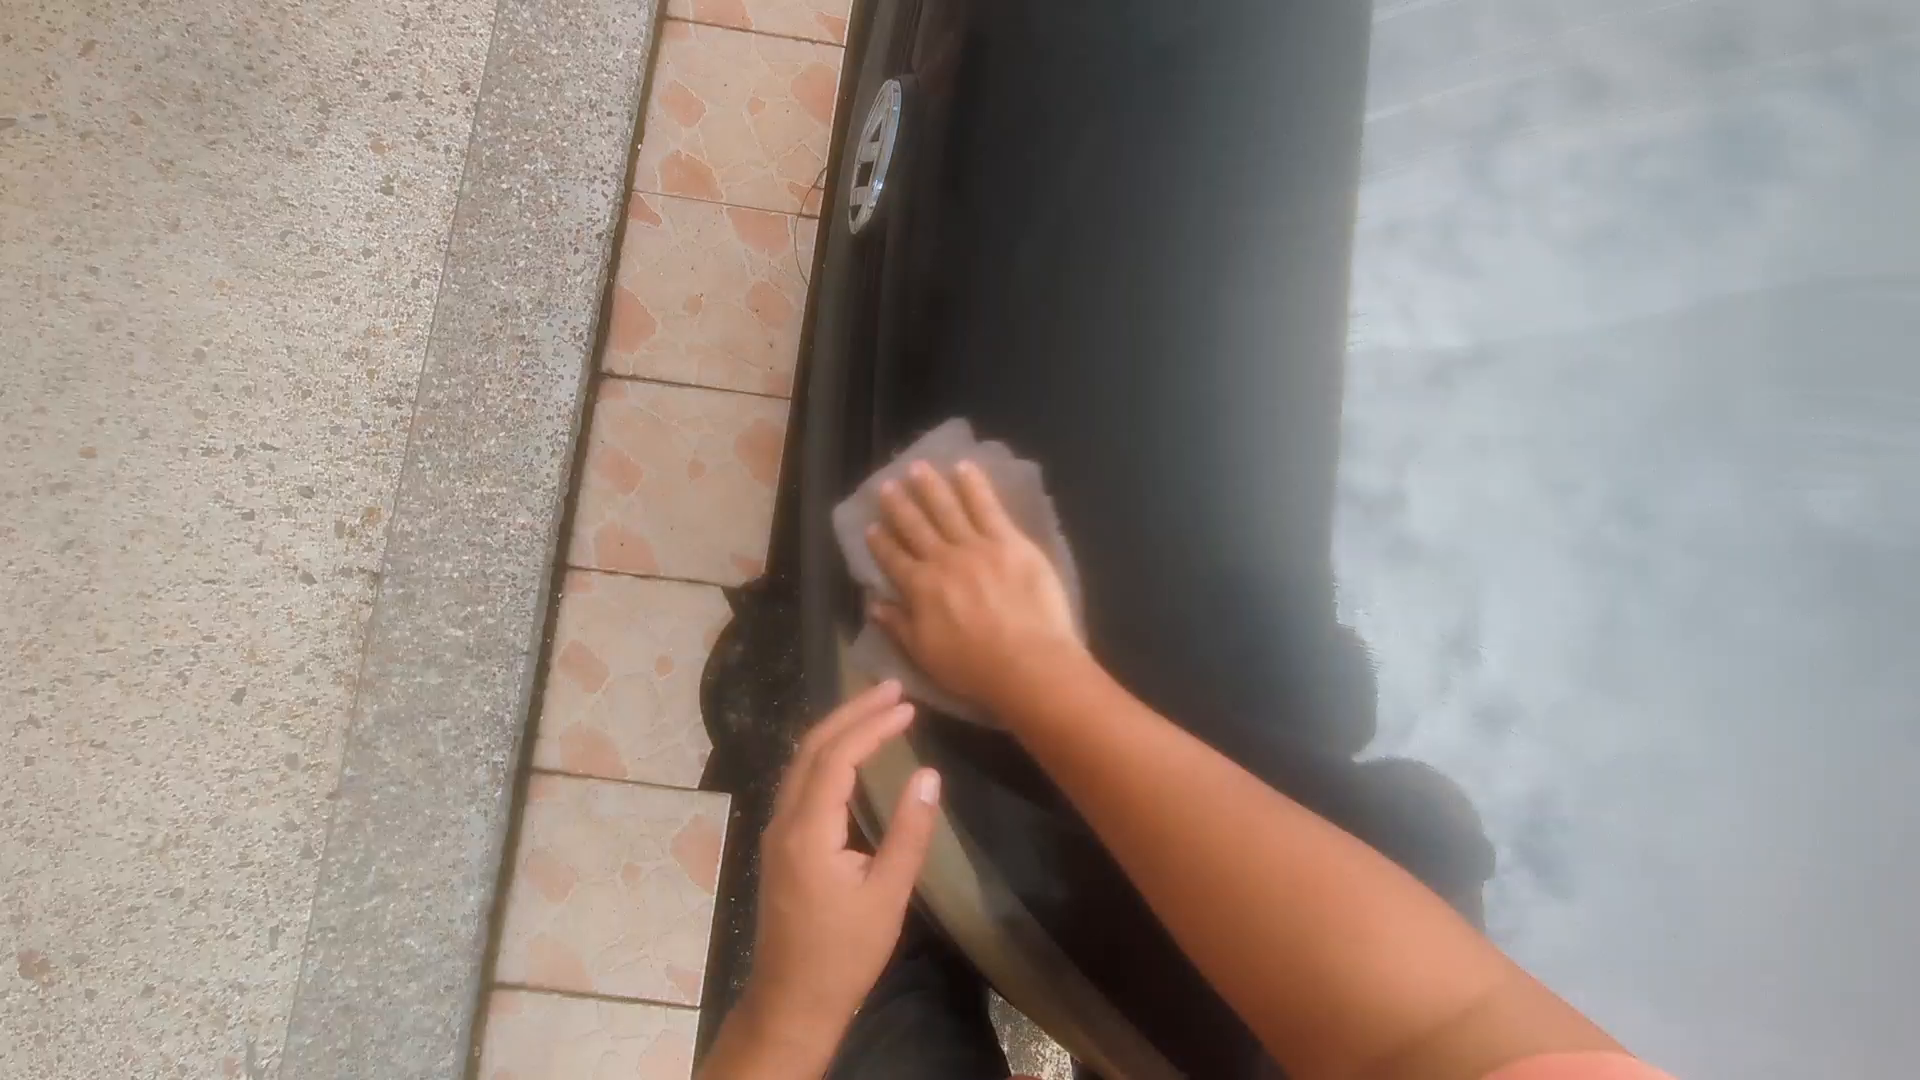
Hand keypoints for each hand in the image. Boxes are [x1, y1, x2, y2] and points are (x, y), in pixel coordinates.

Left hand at [737, 680, 941, 1068]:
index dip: (872, 725)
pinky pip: (801, 778)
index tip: (907, 705)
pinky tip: (850, 751)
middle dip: (852, 711)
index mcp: (807, 829)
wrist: (790, 1002)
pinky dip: (828, 752)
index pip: (837, 756)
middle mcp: (783, 819)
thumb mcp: (887, 895)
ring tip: (876, 707)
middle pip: (813, 747)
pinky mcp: (780, 841)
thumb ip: (908, 832)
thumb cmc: (844, 953)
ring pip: (802, 760)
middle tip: (891, 688)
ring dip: (838, 728)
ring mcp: (776, 829)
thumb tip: (929, 774)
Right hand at [865, 460, 1087, 716]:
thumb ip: (898, 626)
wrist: (1028, 661)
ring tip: (918, 467)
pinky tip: (964, 468)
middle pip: (917, 526)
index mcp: (920, 588)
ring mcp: (977, 546)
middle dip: (900, 505)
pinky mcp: (1010, 541)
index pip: (893, 559)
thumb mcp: (925, 654)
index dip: (880, 542)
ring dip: (931, 486)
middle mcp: (943, 559)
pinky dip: (974, 485)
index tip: (871, 526)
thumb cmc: (974, 667)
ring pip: (948, 508)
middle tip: (887, 485)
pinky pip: (988, 507)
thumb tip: (874, 604)